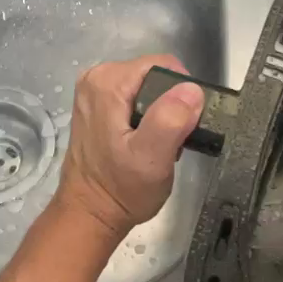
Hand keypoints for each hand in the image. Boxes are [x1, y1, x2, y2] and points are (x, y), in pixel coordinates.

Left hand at [52, 54, 205, 240]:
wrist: (91, 215)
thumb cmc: (122, 189)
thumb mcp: (152, 157)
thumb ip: (170, 120)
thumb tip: (192, 90)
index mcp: (108, 82)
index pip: (163, 66)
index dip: (182, 92)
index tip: (184, 124)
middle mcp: (96, 79)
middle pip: (154, 76)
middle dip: (171, 105)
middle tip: (171, 140)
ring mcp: (93, 93)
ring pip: (147, 90)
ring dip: (161, 114)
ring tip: (159, 145)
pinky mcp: (96, 107)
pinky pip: (135, 101)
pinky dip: (147, 119)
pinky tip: (144, 144)